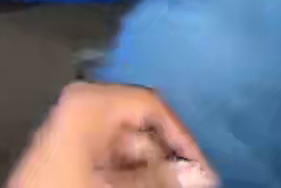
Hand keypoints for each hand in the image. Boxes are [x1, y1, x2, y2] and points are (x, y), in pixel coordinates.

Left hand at [6, 83, 216, 187]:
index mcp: (92, 101)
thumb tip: (200, 176)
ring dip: (153, 170)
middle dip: (168, 158)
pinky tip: (148, 186)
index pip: (151, 104)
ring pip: (130, 147)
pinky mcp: (74, 153)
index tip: (206, 174)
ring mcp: (78, 128)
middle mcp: (86, 105)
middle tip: (195, 186)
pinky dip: (133, 175)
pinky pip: (114, 159)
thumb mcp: (112, 186)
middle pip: (142, 126)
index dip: (182, 137)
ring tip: (174, 186)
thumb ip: (156, 179)